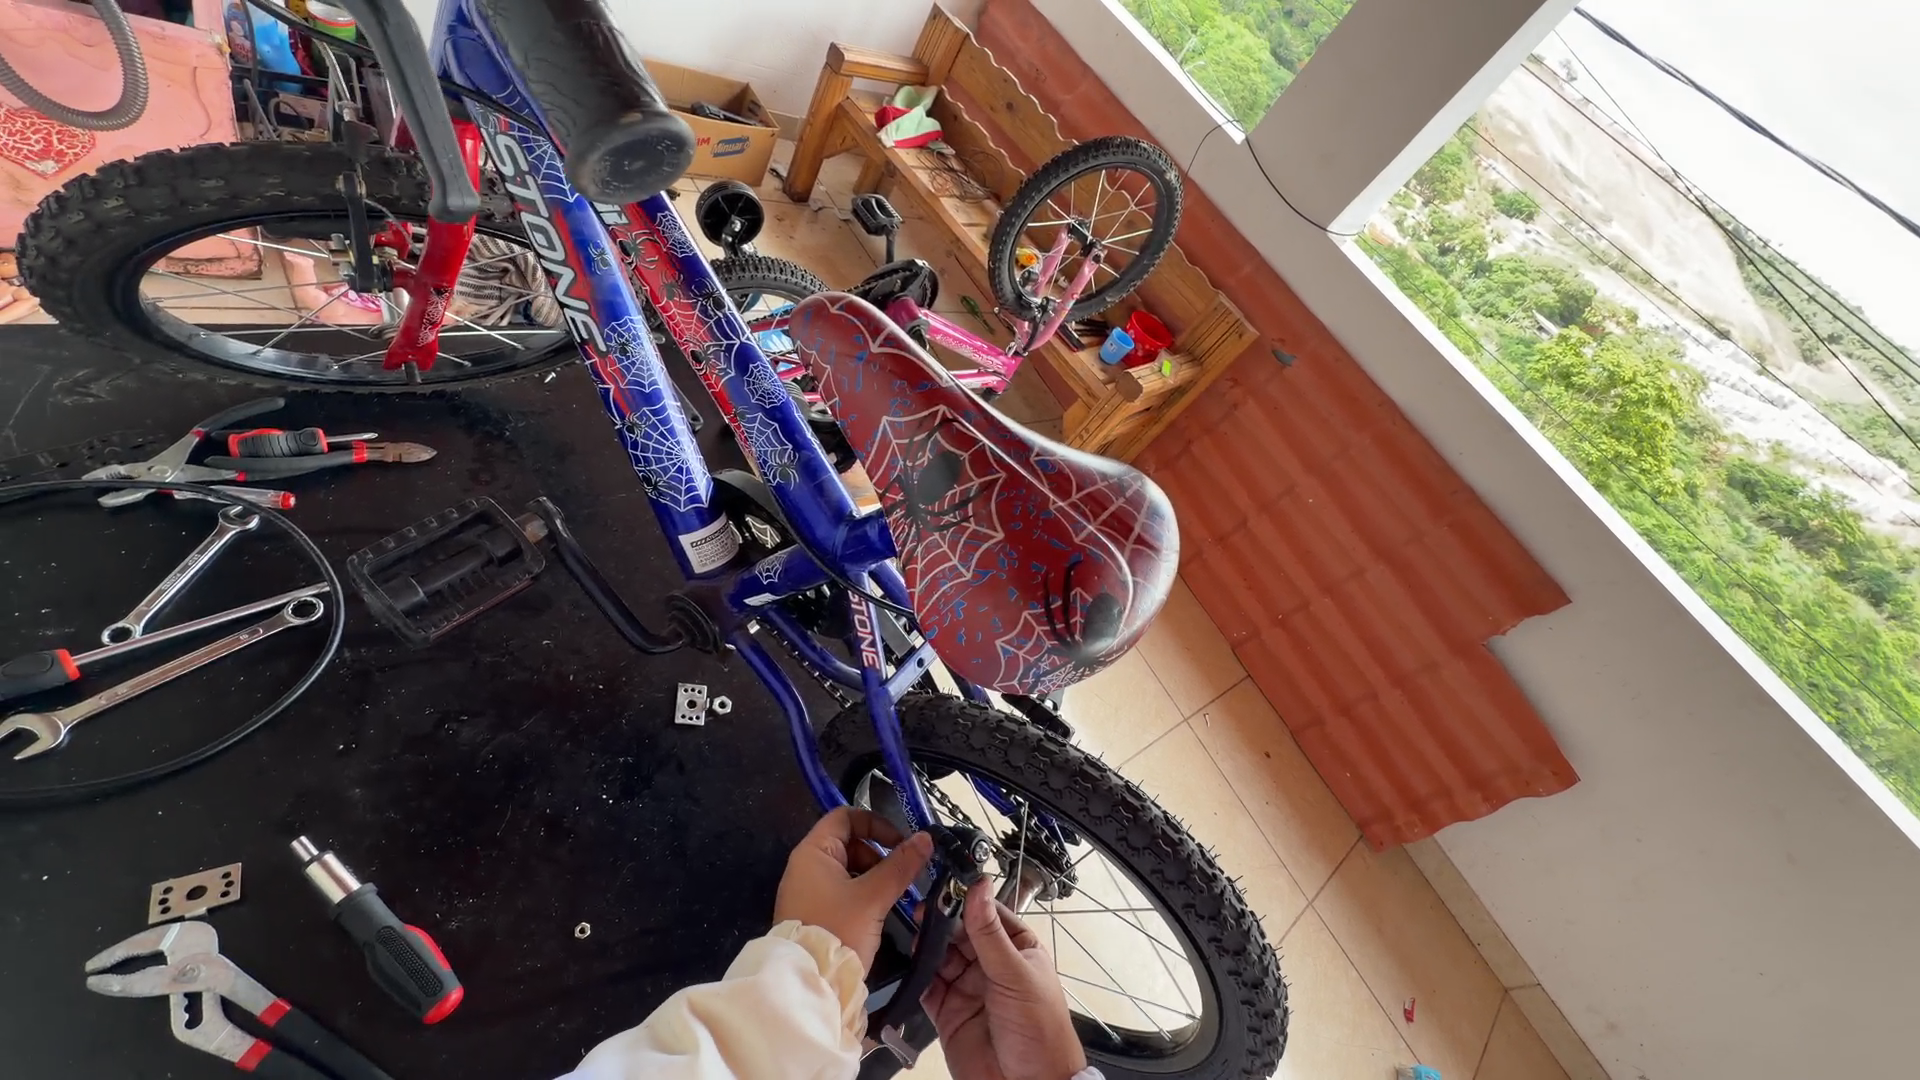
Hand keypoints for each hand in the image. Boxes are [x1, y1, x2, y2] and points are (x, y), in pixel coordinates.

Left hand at [774, 806, 932, 971]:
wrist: (808, 985)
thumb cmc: (837, 930)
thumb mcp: (873, 896)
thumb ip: (901, 865)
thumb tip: (926, 838)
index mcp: (813, 852)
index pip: (846, 817)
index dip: (876, 824)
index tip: (900, 844)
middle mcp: (806, 866)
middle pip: (849, 843)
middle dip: (879, 855)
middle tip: (900, 875)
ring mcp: (808, 890)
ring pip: (849, 869)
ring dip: (873, 876)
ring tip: (892, 896)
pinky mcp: (813, 912)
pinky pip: (842, 890)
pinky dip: (862, 893)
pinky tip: (878, 911)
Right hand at [923, 880, 1086, 1079]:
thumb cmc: (1039, 1030)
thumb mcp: (1015, 974)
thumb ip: (989, 933)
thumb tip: (979, 886)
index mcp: (1016, 947)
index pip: (987, 913)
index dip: (966, 899)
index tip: (944, 884)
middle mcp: (991, 963)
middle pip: (960, 931)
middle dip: (942, 920)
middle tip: (922, 910)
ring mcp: (968, 987)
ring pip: (941, 955)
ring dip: (928, 944)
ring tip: (915, 934)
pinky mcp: (948, 1012)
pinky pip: (928, 986)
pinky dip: (918, 974)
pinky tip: (912, 963)